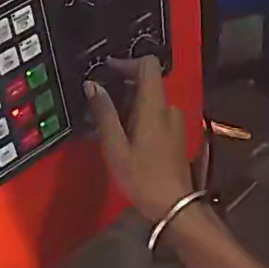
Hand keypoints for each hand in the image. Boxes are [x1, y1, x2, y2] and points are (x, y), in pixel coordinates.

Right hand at [85, 56, 195, 221]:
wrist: (173, 205)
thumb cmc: (142, 177)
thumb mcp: (115, 147)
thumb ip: (104, 113)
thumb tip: (92, 86)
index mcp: (154, 106)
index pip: (148, 65)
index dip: (127, 62)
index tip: (107, 72)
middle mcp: (169, 108)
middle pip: (148, 81)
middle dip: (123, 86)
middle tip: (101, 103)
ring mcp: (175, 122)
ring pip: (151, 99)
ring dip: (130, 104)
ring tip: (110, 123)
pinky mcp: (176, 135)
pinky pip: (156, 114)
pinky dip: (140, 116)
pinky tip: (126, 136)